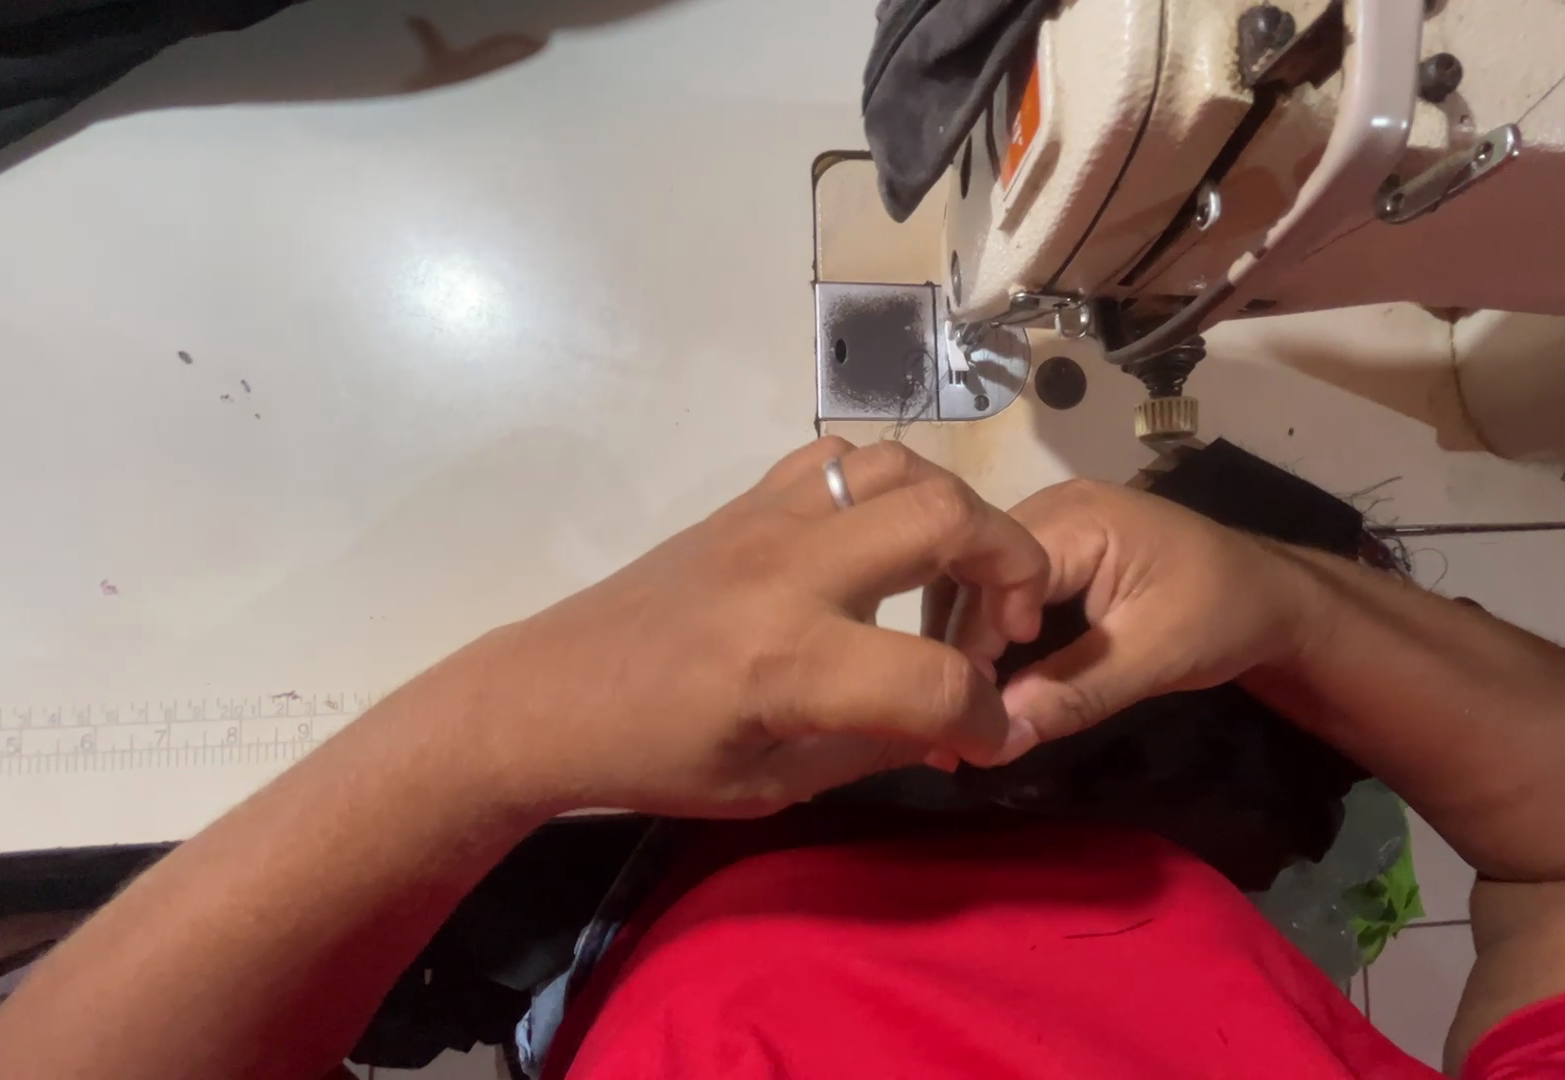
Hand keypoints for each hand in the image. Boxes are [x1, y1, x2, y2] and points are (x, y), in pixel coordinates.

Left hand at [442, 437, 1049, 818]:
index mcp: (789, 661)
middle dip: (1013, 564)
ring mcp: (769, 517)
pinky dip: (887, 485)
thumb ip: (877, 748)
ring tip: (957, 566)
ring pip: (901, 465)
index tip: (986, 734)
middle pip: (944, 516)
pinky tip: (881, 535)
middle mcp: (790, 568)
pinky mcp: (749, 499)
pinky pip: (840, 458)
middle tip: (1009, 618)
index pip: (936, 680)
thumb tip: (956, 727)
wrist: (551, 692)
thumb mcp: (772, 784)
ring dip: (956, 512)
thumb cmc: (654, 757)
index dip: (985, 717)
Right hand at [987, 479, 1321, 761]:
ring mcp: (1051, 522)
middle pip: (974, 572)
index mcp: (1076, 517)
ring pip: (979, 578)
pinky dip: (990, 628)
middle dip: (961, 642)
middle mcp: (1051, 506)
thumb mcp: (1155, 658)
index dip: (973, 643)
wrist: (1273, 597)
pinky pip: (1001, 584)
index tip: (971, 710)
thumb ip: (1075, 693)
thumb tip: (997, 738)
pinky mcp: (1055, 546)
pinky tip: (989, 669)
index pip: (993, 578)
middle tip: (956, 710)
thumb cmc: (1226, 615)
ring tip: (966, 696)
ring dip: (969, 637)